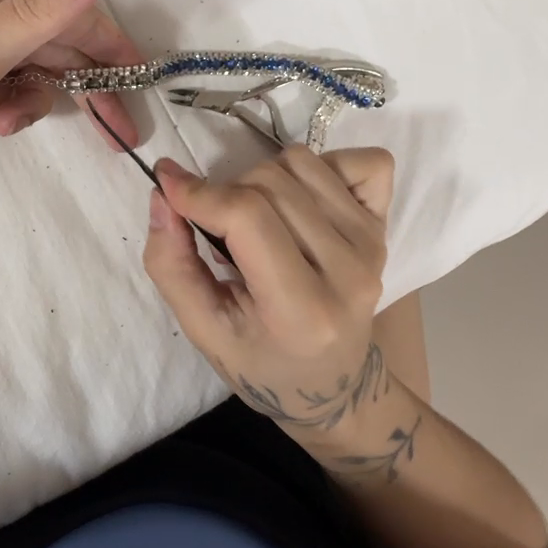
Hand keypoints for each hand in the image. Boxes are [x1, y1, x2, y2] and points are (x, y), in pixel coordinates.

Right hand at [143, 147, 413, 463]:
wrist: (331, 386)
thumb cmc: (260, 361)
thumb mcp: (202, 330)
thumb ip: (171, 264)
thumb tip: (163, 191)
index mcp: (301, 310)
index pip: (247, 217)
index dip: (199, 192)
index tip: (167, 185)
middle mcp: (348, 272)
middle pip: (271, 182)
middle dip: (227, 191)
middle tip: (218, 225)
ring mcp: (372, 246)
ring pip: (303, 163)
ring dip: (265, 177)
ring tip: (257, 215)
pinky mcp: (385, 228)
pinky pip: (366, 161)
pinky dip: (328, 165)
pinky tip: (304, 198)